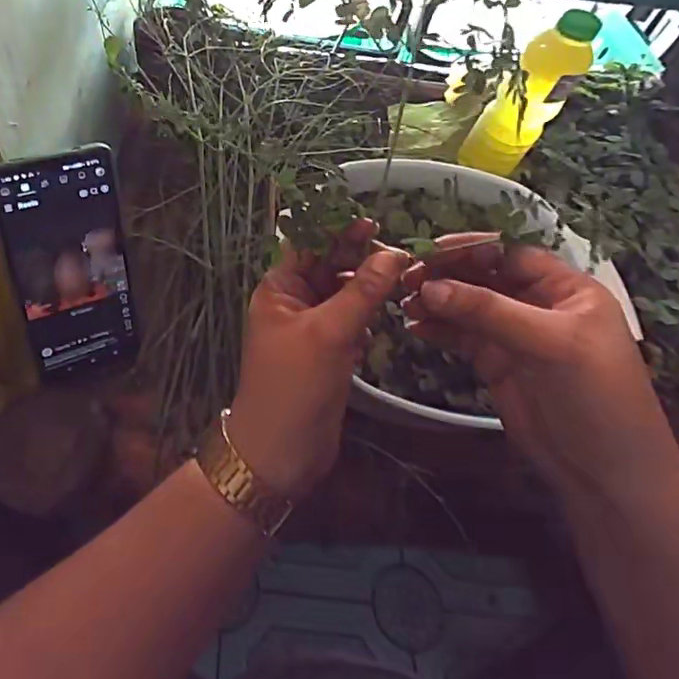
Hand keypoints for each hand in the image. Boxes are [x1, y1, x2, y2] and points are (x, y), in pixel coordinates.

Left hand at [230, 222, 409, 498]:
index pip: (309, 246)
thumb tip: (394, 254)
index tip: (373, 223)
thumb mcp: (329, 332)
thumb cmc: (294, 385)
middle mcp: (293, 303)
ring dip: (367, 288)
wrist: (279, 454)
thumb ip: (362, 291)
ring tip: (399, 279)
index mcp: (279, 289)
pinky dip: (366, 316)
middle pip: (328, 268)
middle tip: (397, 252)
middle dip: (358, 259)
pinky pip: (349, 322)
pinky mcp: (327, 353)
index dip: (338, 232)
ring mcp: (310, 329)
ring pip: (342, 295)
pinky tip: (384, 315)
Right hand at [403, 239, 678, 506]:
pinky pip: (462, 335)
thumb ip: (490, 311)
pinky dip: (439, 329)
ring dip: (437, 301)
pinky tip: (416, 327)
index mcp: (565, 288)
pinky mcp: (496, 363)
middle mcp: (538, 305)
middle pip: (484, 276)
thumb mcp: (550, 345)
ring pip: (468, 305)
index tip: (430, 253)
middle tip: (408, 278)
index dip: (471, 250)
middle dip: (447, 274)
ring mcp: (515, 335)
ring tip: (405, 303)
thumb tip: (430, 287)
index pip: (511, 254)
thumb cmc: (597, 397)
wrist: (608, 477)